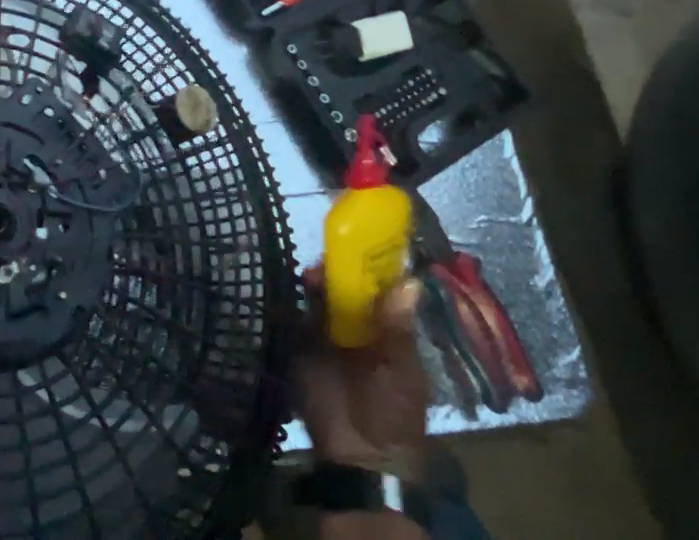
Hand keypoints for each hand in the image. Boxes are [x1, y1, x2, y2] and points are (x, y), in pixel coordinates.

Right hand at [294, 267, 429, 480]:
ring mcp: (326, 332)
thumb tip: (410, 281)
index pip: (378, 284)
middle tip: (330, 261)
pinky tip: (289, 294)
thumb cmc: (393, 413)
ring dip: (316, 282)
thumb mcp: (403, 371)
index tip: (361, 243)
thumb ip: (398, 330)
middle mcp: (357, 322)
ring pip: (318, 295)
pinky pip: (292, 317)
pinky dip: (288, 301)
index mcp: (386, 325)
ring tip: (314, 277)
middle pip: (344, 283)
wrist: (360, 455)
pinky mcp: (300, 344)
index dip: (370, 262)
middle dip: (337, 267)